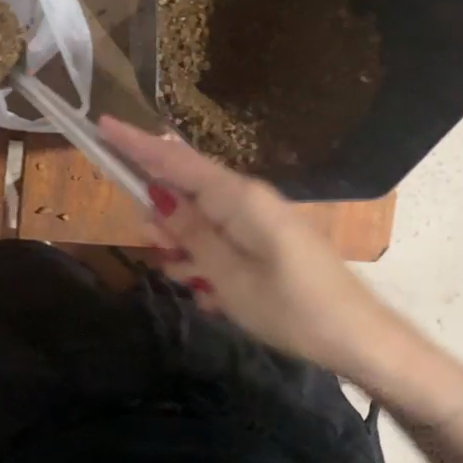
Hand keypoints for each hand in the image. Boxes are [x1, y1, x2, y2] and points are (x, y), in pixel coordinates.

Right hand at [99, 117, 398, 378]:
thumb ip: (190, 235)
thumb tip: (155, 196)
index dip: (136, 144)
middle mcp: (247, 200)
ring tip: (193, 284)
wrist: (360, 338)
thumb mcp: (229, 278)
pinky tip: (212, 294)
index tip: (101, 124)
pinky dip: (206, 263)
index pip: (176, 161)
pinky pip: (219, 240)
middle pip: (183, 190)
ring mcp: (258, 219)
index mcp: (238, 199)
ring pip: (198, 220)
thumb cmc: (294, 310)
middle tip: (162, 255)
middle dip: (161, 218)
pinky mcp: (265, 240)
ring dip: (183, 248)